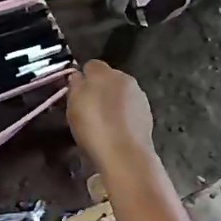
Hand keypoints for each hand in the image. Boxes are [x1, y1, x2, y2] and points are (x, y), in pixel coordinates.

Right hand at [67, 61, 156, 175]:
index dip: (82, 78)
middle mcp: (126, 79)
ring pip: (120, 95)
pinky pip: (129, 110)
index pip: (91, 65)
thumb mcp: (73, 104)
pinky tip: (115, 132)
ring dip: (112, 103)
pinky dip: (122, 116)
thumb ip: (75, 86)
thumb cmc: (93, 126)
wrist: (124, 154)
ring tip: (101, 123)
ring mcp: (139, 97)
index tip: (75, 94)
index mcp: (105, 73)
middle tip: (87, 108)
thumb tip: (77, 76)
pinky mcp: (147, 116)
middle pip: (108, 79)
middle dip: (99, 89)